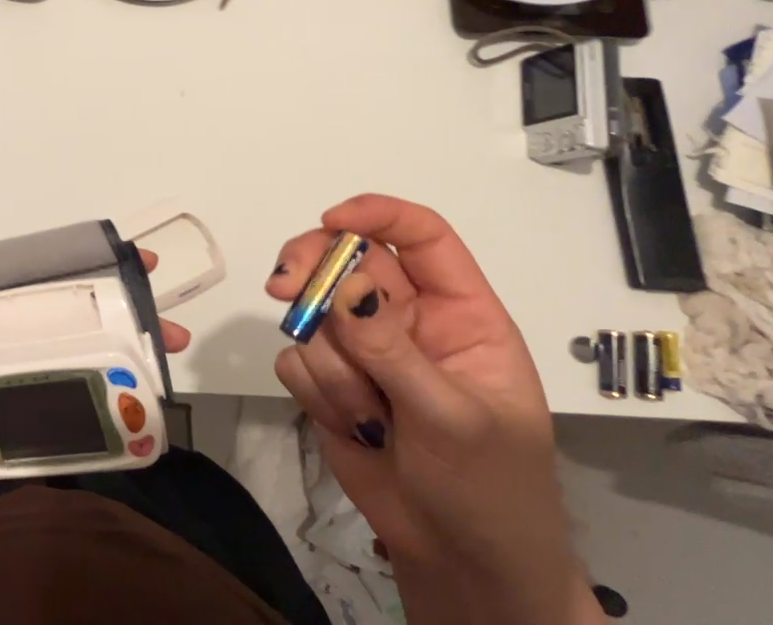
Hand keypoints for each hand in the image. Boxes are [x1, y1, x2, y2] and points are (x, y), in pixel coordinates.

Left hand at [0, 251, 190, 504]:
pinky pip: (53, 369)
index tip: (132, 262)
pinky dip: (87, 373)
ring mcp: (0, 348)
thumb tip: (72, 329)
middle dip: (109, 305)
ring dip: (107, 341)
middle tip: (162, 316)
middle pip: (56, 298)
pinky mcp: (8, 382)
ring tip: (161, 354)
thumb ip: (8, 342)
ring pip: (61, 335)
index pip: (32, 261)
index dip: (84, 259)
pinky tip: (127, 384)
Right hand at [267, 195, 598, 621]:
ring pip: (312, 316)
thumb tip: (344, 285)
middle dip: (311, 273)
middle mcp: (406, 320)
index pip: (422, 237)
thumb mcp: (453, 417)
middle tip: (283, 289)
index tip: (330, 220)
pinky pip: (294, 359)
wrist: (459, 558)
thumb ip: (393, 350)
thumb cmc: (489, 487)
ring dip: (328, 366)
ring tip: (368, 417)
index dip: (377, 215)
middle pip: (344, 261)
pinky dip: (313, 391)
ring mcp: (363, 350)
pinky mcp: (328, 381)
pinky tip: (352, 426)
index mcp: (460, 314)